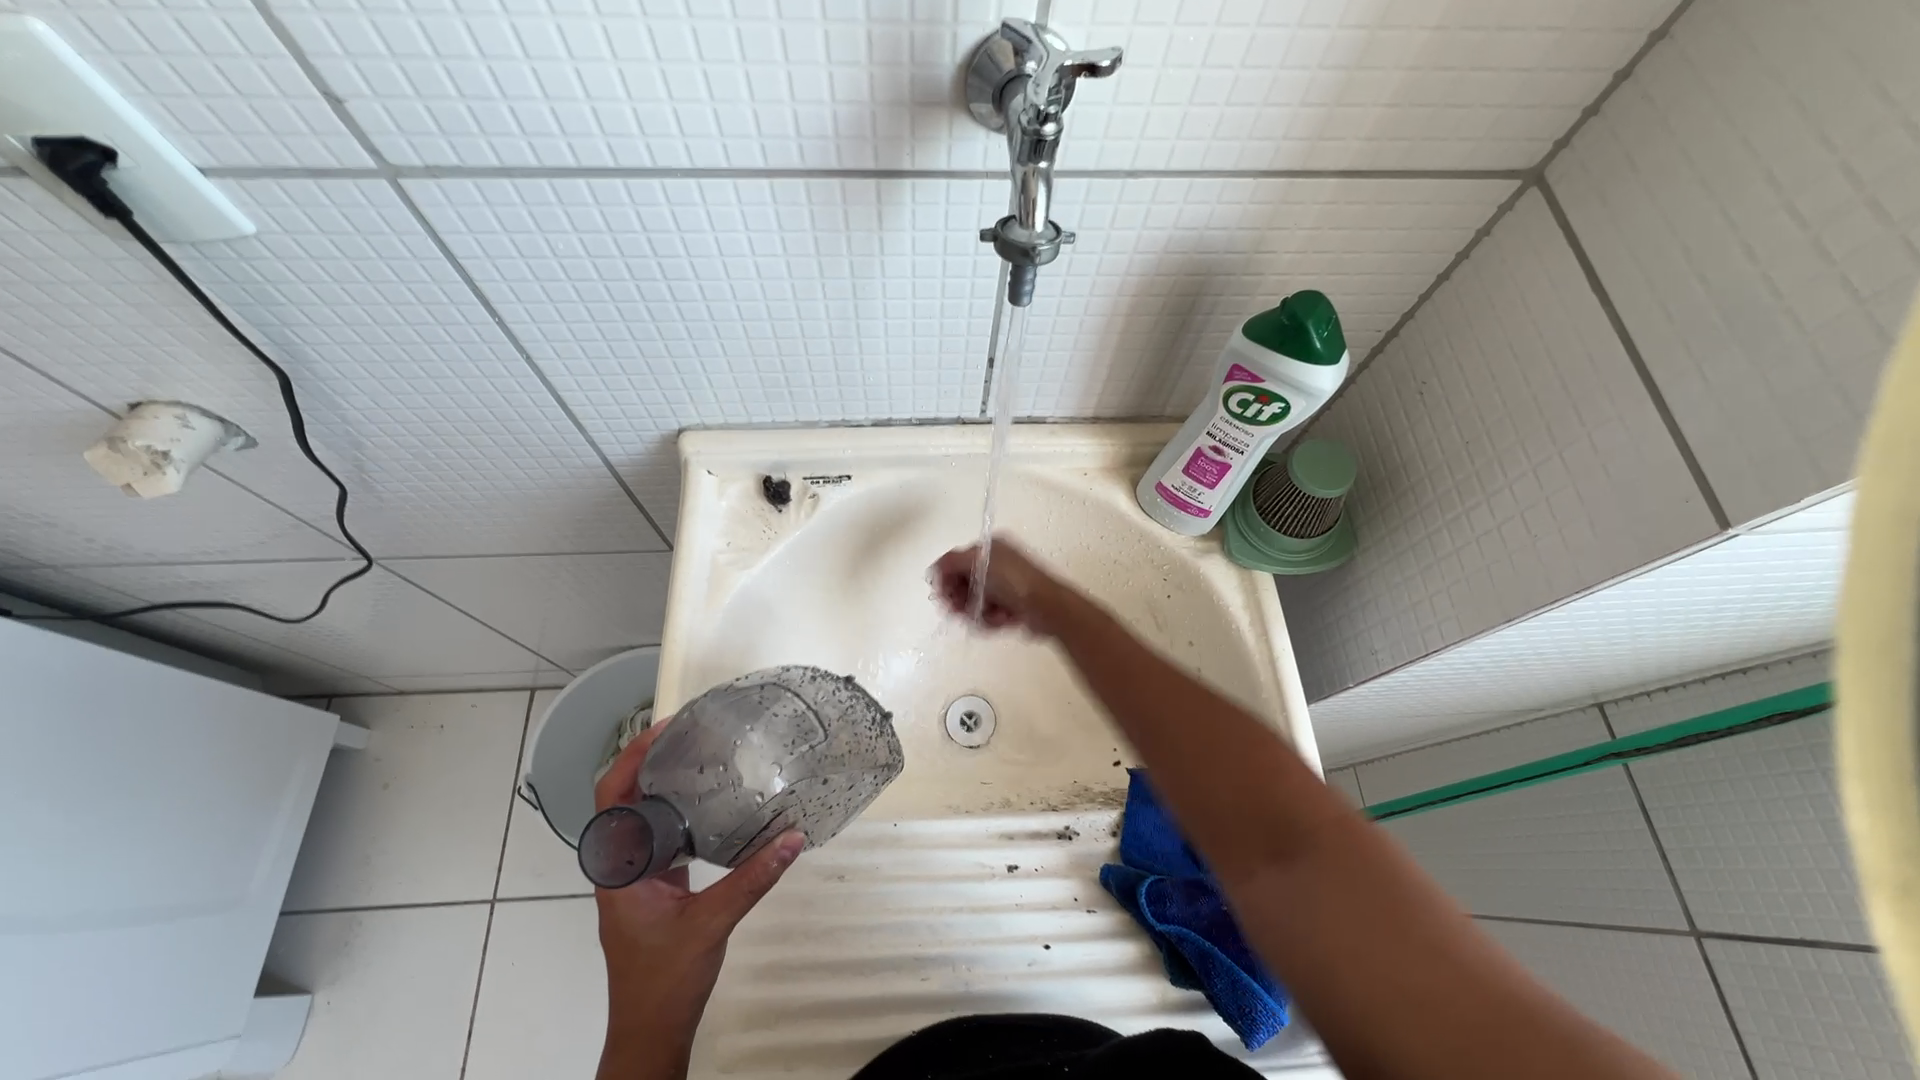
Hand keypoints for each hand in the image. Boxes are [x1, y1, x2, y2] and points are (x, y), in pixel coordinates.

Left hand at [591, 723, 803, 1079]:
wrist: (651, 1030)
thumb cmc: (665, 979)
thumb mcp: (711, 924)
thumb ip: (753, 879)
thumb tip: (793, 838)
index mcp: (619, 867)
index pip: (612, 797)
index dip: (632, 757)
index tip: (666, 728)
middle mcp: (622, 864)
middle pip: (626, 799)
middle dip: (653, 761)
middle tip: (693, 733)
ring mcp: (637, 875)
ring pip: (644, 817)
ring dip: (666, 785)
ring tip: (704, 757)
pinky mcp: (655, 886)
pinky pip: (663, 836)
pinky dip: (682, 814)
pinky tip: (713, 806)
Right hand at [930, 533, 1080, 636]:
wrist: (1047, 607)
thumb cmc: (1013, 581)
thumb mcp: (980, 562)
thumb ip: (952, 561)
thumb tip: (934, 567)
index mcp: (990, 549)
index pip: (956, 562)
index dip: (946, 579)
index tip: (942, 595)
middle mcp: (996, 565)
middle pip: (963, 585)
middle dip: (960, 600)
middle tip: (958, 611)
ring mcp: (1003, 587)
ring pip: (974, 603)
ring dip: (976, 613)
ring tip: (987, 617)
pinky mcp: (1008, 607)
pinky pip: (987, 615)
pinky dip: (990, 620)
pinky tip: (999, 621)